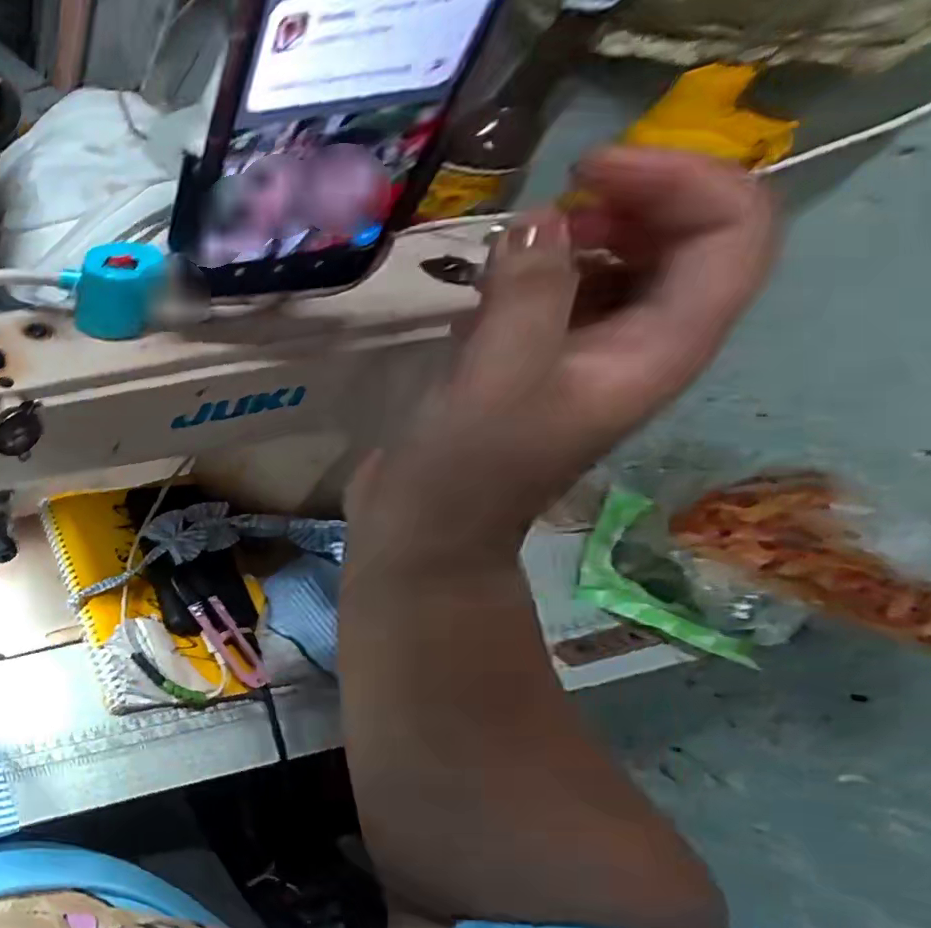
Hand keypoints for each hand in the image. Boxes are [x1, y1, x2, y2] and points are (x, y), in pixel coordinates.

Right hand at [347, 147, 776, 572]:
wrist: (423, 531)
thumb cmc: (464, 465)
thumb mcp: (495, 378)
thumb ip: (528, 294)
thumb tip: (536, 221)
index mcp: (659, 349)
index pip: (730, 233)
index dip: (679, 180)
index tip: (583, 171)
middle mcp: (639, 345)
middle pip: (685, 242)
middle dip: (633, 202)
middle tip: (551, 201)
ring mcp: (585, 357)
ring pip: (621, 267)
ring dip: (580, 236)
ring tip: (512, 241)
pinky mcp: (534, 367)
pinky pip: (561, 298)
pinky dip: (535, 275)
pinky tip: (485, 286)